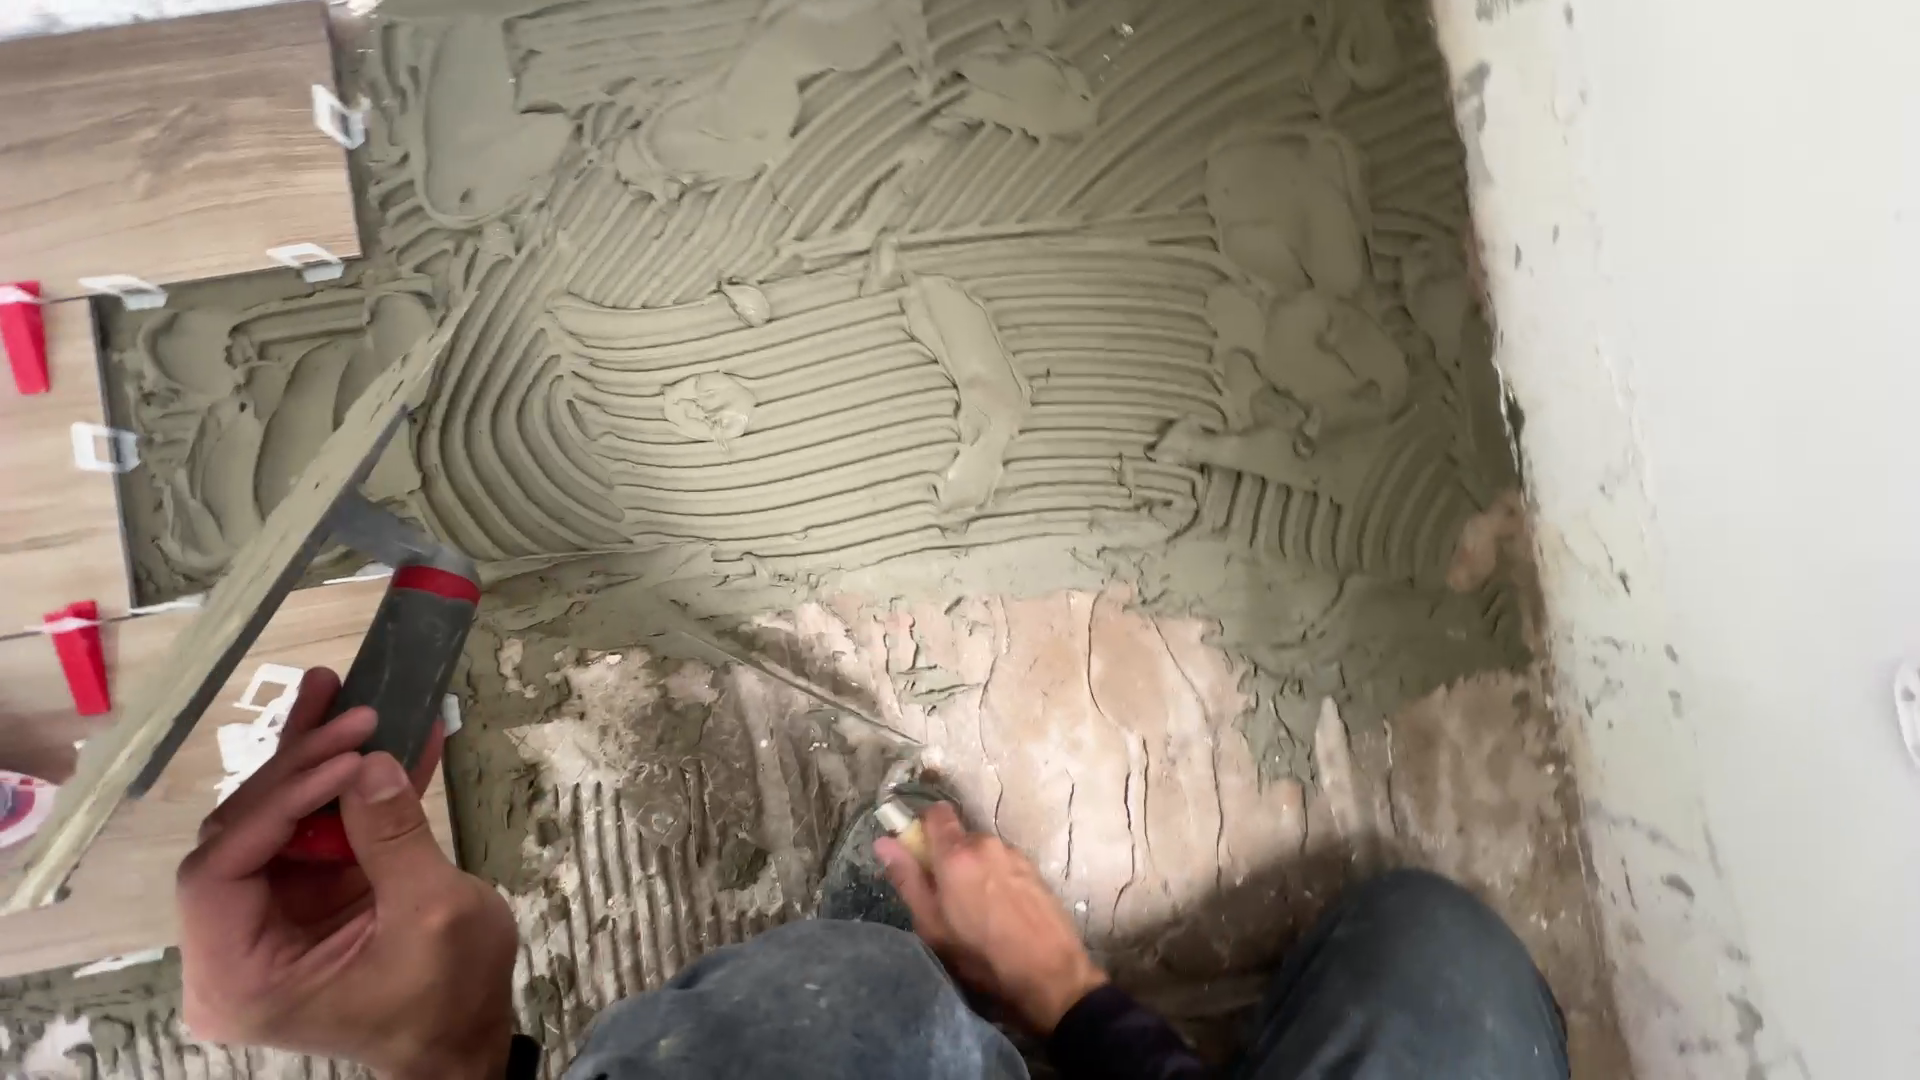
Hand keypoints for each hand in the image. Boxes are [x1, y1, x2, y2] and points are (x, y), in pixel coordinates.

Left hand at [177, 668, 516, 1079]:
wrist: (468, 1030)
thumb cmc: (448, 988)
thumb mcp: (430, 912)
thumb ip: (394, 839)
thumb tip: (370, 764)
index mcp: (242, 971)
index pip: (223, 872)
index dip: (279, 804)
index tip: (350, 756)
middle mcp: (242, 940)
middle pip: (247, 835)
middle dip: (302, 768)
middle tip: (356, 710)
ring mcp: (280, 913)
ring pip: (284, 821)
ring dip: (321, 759)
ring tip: (342, 694)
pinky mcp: (320, 893)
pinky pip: (329, 829)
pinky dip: (361, 785)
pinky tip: (393, 737)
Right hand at [876, 802, 1107, 1033]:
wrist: (1050, 974)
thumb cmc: (981, 955)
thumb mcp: (932, 925)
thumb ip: (907, 879)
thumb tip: (884, 842)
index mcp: (956, 853)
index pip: (935, 813)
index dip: (924, 828)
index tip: (920, 855)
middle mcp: (986, 842)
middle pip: (959, 836)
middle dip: (949, 858)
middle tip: (947, 898)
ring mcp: (1013, 853)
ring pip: (982, 851)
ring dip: (975, 870)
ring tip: (978, 911)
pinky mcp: (1033, 868)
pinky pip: (1003, 863)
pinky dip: (997, 879)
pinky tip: (1002, 912)